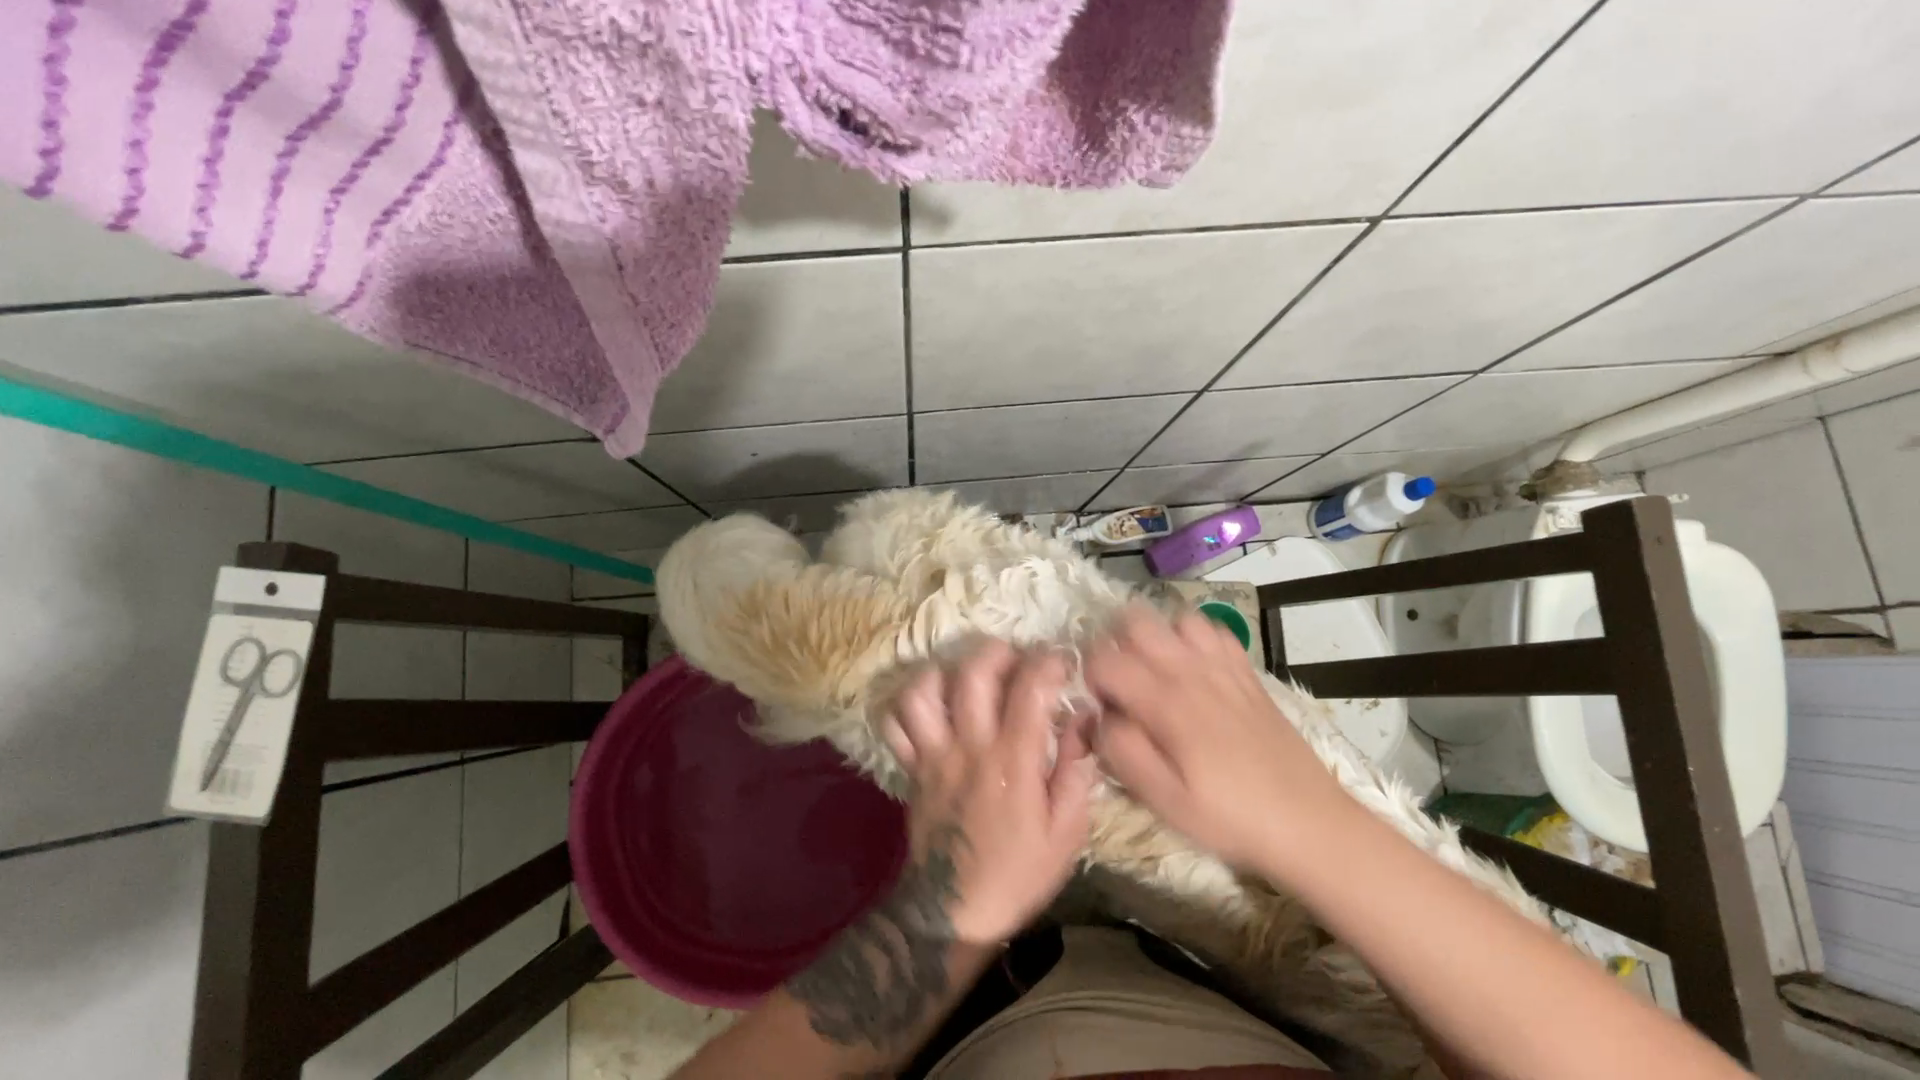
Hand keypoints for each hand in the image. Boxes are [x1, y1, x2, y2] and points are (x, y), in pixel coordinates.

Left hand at [880, 641, 1096, 944]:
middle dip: (997, 652)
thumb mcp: (1066, 832)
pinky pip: (895, 725)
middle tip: (1015, 658)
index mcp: (1013, 761)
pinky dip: (906, 705)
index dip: (1047, 663)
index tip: (1061, 662)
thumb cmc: (1019, 873)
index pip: (1029, 690)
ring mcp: (933, 755)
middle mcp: (969, 747)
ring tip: (967, 678)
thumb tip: (1084, 719)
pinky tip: (930, 706)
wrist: (954, 911)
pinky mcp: (911, 769)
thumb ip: (1076, 771)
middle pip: (972, 674)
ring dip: (945, 672)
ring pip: (923, 692)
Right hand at [1085, 607, 1351, 871]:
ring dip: (1156, 638)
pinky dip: (1194, 639)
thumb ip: (1122, 751)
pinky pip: (1213, 631)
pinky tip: (1193, 670)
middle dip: (1115, 645)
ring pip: (1175, 619)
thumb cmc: (1229, 817)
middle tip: (1118, 684)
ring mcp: (1224, 667)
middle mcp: (1192, 671)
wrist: (1308, 822)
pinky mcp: (1247, 673)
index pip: (1105, 659)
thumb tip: (1100, 717)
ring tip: (1153, 673)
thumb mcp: (1164, 799)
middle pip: (1136, 622)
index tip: (1096, 704)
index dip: (1089, 676)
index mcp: (1166, 702)